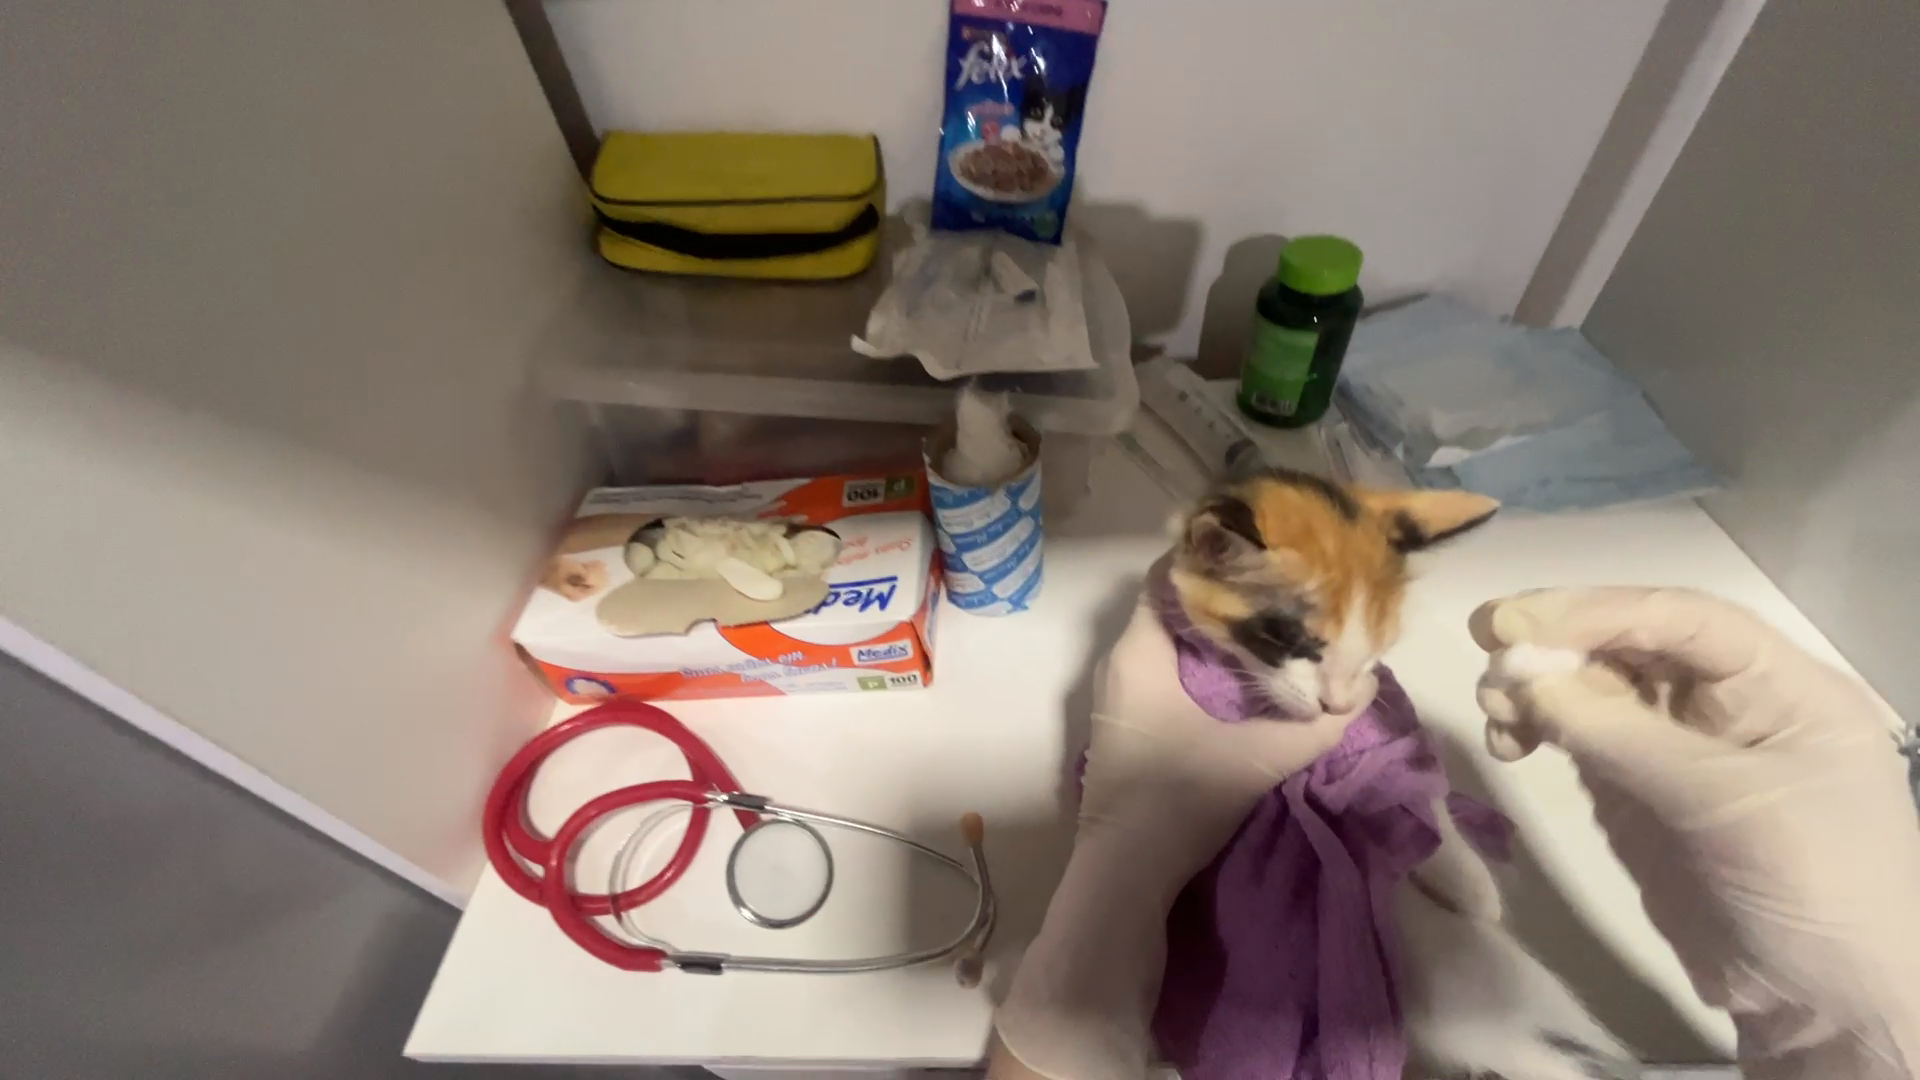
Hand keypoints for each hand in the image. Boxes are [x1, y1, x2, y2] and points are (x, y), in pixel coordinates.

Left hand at [992, 588, 1365, 1079]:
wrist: (1123, 867)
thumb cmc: (1176, 799)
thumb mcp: (1256, 758)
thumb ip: (1313, 725)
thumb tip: (1362, 688)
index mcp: (1137, 652)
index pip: (1165, 577)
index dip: (1208, 559)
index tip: (1256, 553)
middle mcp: (1119, 660)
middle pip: (1168, 605)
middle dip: (1219, 594)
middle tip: (1275, 586)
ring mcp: (1117, 689)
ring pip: (1164, 638)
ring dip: (1209, 629)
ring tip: (1266, 619)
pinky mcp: (1125, 715)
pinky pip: (1159, 666)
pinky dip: (1195, 659)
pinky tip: (1237, 669)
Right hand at [1472, 586, 1919, 1078]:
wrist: (1811, 998)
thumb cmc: (1808, 888)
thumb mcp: (1720, 803)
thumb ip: (1615, 731)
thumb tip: (1517, 677)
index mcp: (1776, 687)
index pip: (1676, 617)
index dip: (1592, 610)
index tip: (1512, 626)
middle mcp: (1718, 695)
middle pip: (1616, 637)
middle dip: (1547, 641)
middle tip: (1483, 645)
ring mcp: (1665, 732)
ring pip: (1577, 675)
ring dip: (1526, 683)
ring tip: (1496, 713)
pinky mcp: (1622, 768)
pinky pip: (1559, 722)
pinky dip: (1524, 723)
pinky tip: (1507, 747)